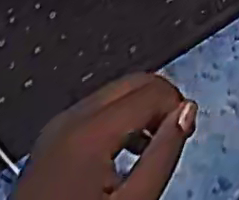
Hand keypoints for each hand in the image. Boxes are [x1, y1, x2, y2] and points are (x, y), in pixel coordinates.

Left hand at [12, 74, 197, 199]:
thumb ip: (163, 155)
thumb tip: (187, 111)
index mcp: (89, 131)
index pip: (149, 90)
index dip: (176, 105)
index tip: (188, 133)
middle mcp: (70, 118)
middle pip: (130, 83)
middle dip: (159, 102)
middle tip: (175, 136)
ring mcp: (56, 127)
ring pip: (112, 95)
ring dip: (139, 111)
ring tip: (153, 149)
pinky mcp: (50, 139)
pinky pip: (94, 112)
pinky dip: (117, 121)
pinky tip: (125, 155)